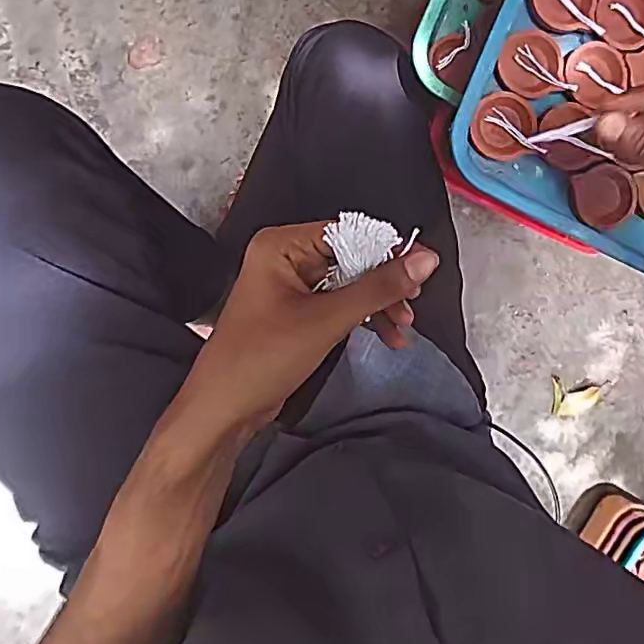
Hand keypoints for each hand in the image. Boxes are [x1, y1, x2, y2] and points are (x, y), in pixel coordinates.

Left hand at [180, 222, 439, 431]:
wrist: (223, 410)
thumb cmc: (254, 362)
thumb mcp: (326, 320)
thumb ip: (377, 288)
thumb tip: (420, 261)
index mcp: (281, 245)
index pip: (348, 232)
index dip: (387, 248)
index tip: (420, 263)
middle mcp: (285, 258)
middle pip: (352, 256)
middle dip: (385, 281)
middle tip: (412, 296)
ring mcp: (292, 284)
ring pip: (351, 280)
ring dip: (379, 301)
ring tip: (402, 322)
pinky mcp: (299, 308)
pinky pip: (342, 300)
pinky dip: (365, 315)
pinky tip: (387, 332)